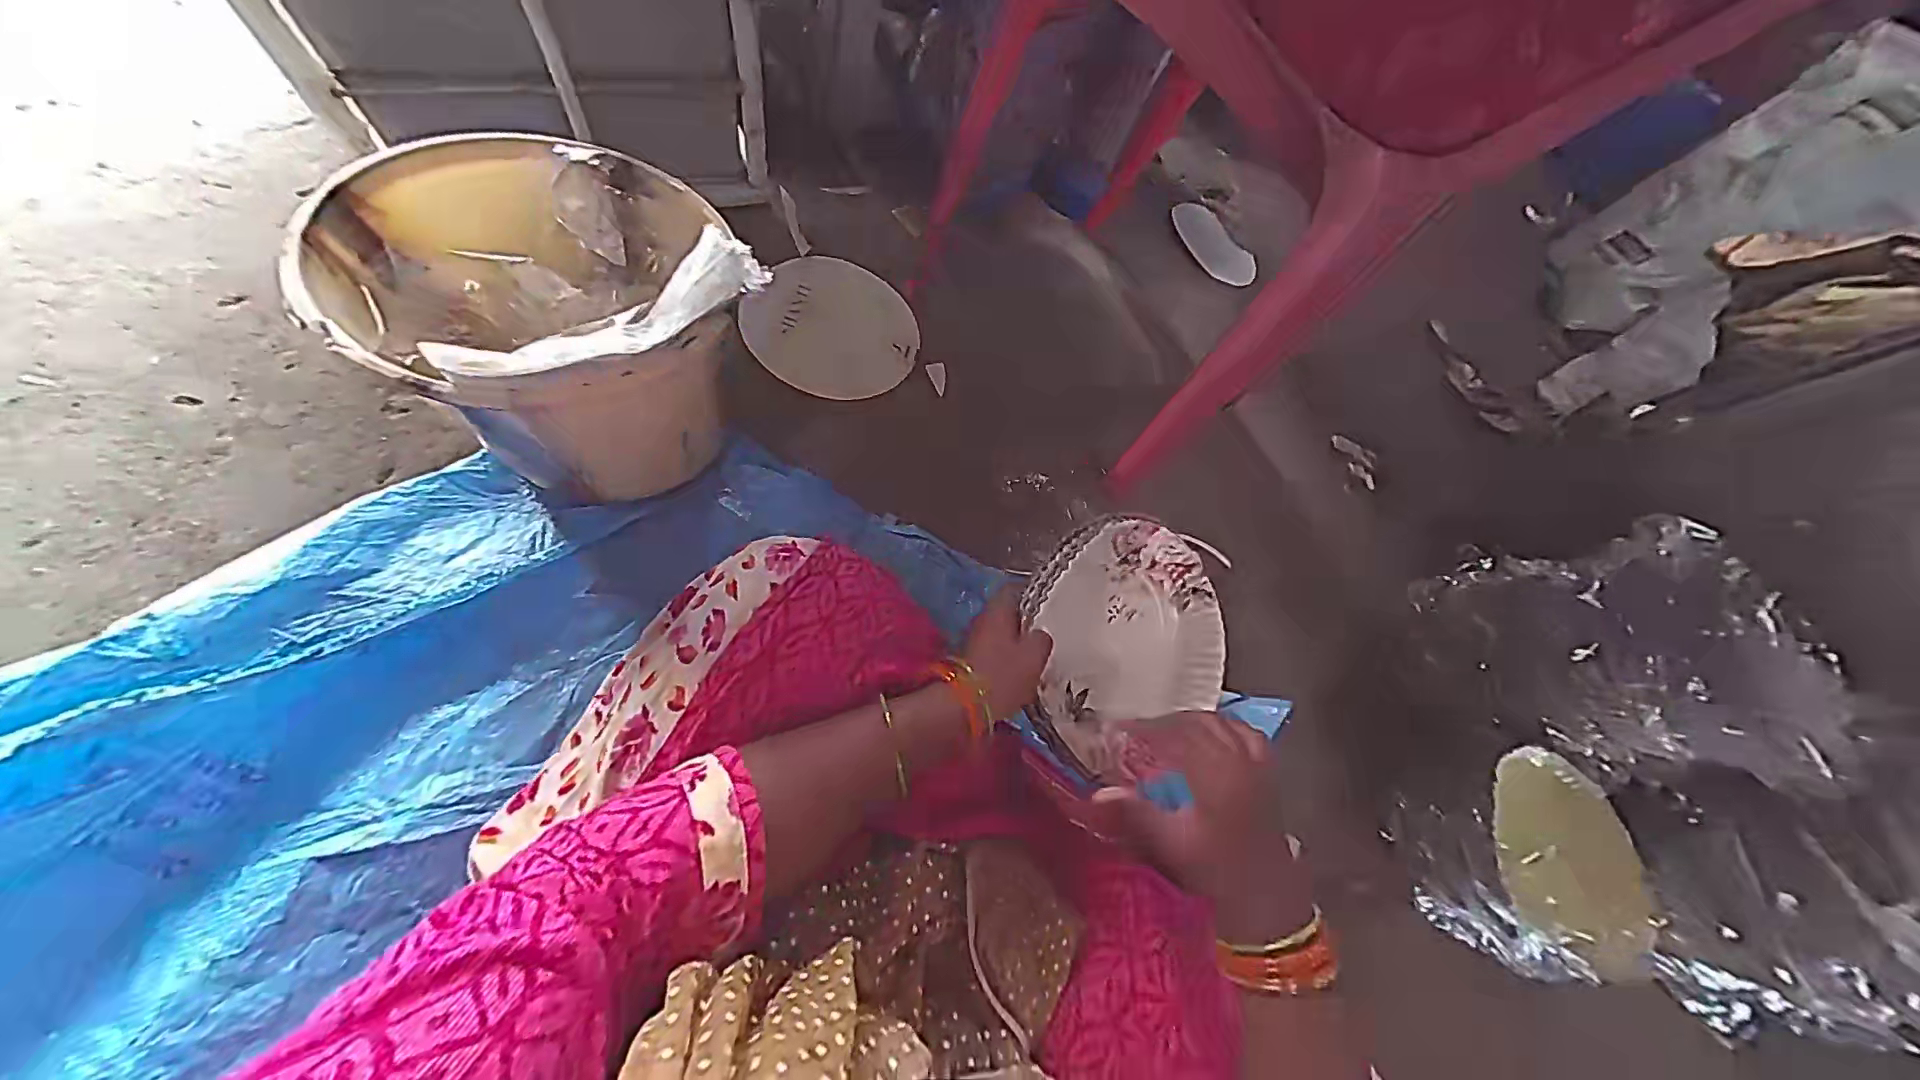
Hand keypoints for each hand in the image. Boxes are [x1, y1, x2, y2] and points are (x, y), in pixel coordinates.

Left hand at [960, 587, 1051, 721]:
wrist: (964, 706)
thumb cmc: (1003, 674)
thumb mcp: (1034, 654)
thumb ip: (1042, 638)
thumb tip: (1039, 635)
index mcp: (998, 611)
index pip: (1013, 589)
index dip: (1031, 594)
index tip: (1046, 605)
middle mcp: (982, 620)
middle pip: (1006, 613)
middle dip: (1025, 623)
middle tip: (1045, 635)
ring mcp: (972, 641)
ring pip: (1000, 635)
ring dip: (1016, 644)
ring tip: (1035, 658)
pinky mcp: (969, 663)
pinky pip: (993, 654)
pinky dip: (1006, 660)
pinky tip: (1019, 676)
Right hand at [1091, 712, 1307, 928]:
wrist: (1267, 903)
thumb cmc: (1216, 873)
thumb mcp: (1169, 845)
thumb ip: (1134, 814)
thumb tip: (1099, 794)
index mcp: (1214, 770)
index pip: (1169, 734)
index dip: (1139, 730)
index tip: (1115, 732)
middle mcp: (1237, 759)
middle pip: (1193, 725)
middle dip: (1160, 725)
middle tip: (1135, 733)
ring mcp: (1256, 767)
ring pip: (1219, 725)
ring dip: (1189, 723)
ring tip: (1166, 731)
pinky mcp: (1267, 778)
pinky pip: (1247, 736)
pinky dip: (1225, 727)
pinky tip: (1213, 734)